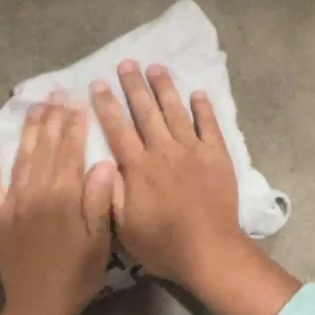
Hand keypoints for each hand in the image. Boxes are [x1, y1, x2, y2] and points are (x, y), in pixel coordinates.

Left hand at [0, 89, 119, 314]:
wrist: (38, 306)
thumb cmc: (77, 277)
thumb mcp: (99, 242)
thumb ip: (99, 201)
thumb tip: (103, 163)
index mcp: (65, 197)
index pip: (70, 152)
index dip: (74, 125)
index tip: (77, 101)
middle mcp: (37, 193)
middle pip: (45, 149)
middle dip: (52, 120)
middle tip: (55, 94)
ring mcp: (14, 204)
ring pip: (22, 160)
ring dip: (29, 133)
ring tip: (34, 109)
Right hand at [93, 61, 300, 314]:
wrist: (208, 251)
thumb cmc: (162, 245)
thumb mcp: (124, 227)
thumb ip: (112, 193)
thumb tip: (103, 164)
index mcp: (138, 168)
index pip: (117, 128)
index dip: (106, 105)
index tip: (97, 84)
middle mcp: (163, 151)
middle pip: (146, 111)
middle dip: (134, 86)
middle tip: (127, 63)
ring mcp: (193, 151)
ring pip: (176, 111)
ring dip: (165, 88)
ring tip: (156, 68)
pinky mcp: (217, 157)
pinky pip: (210, 125)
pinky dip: (203, 108)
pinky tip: (197, 93)